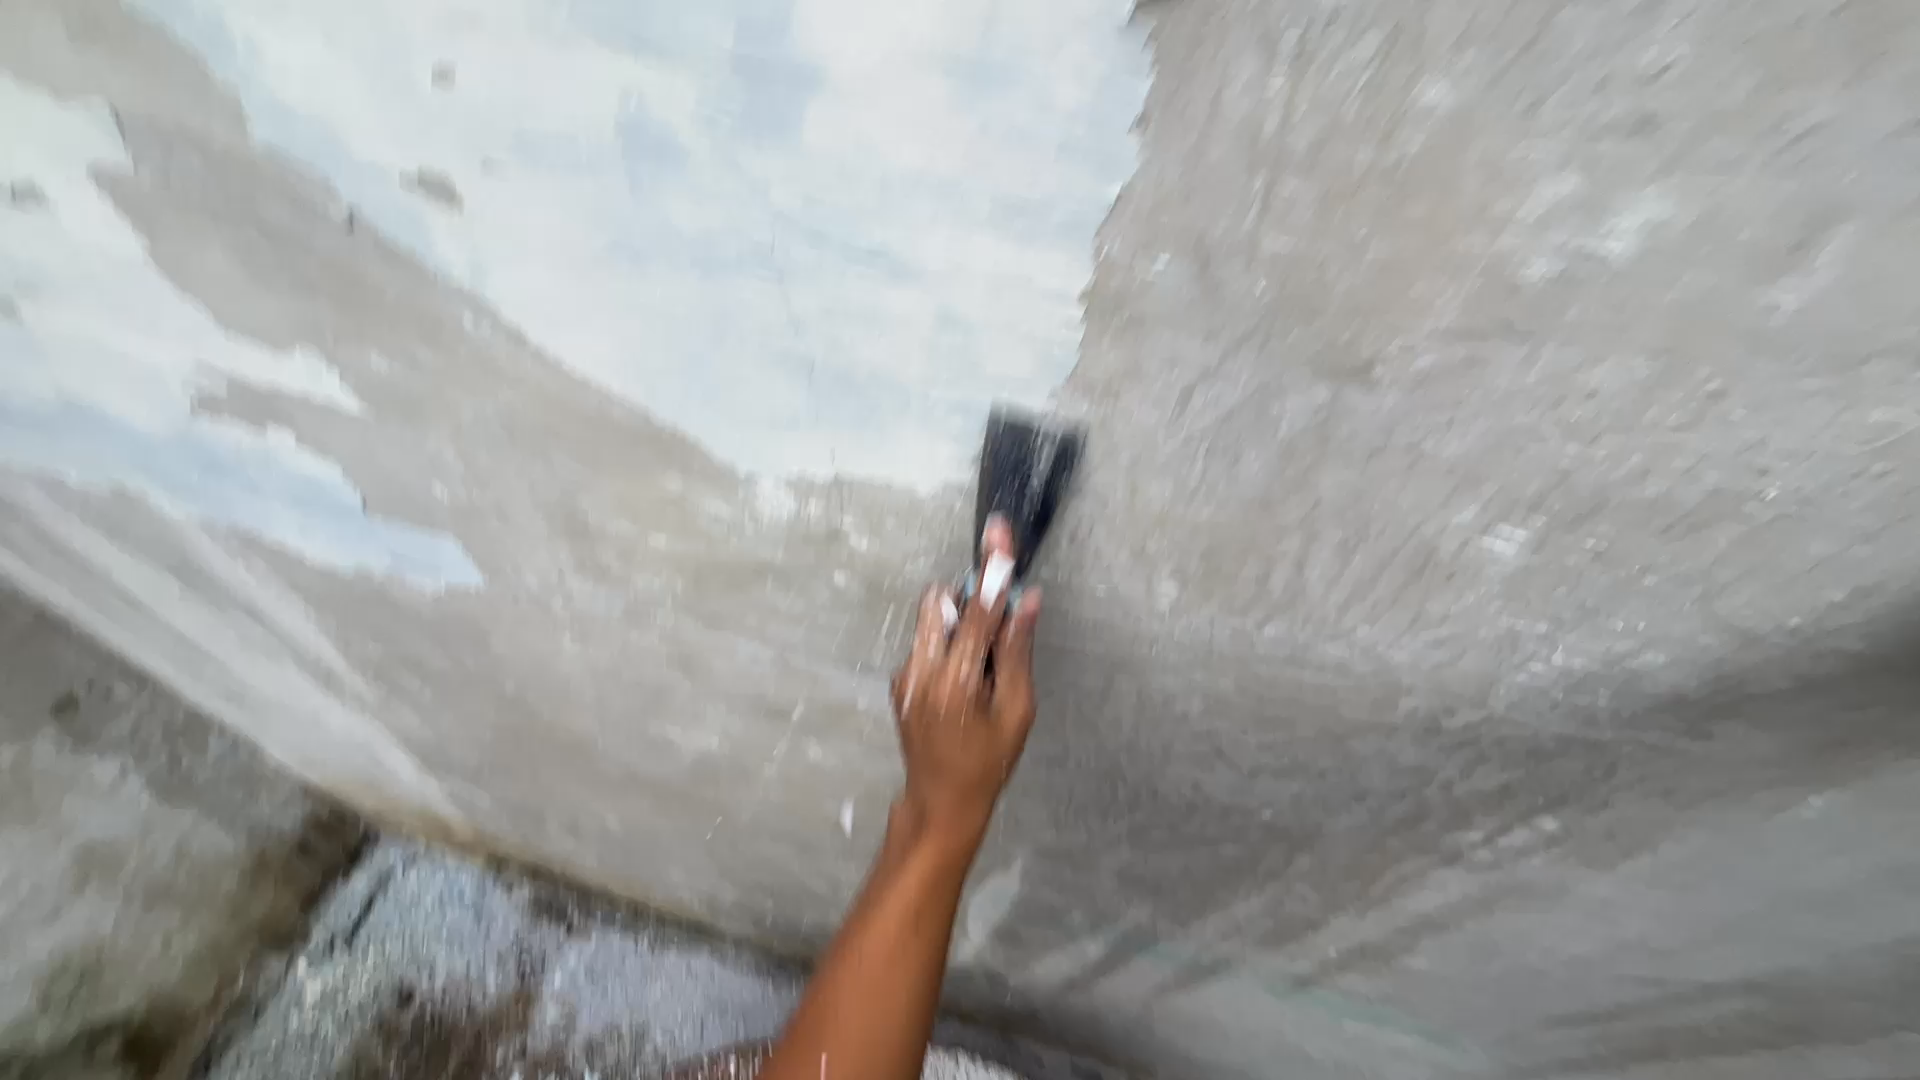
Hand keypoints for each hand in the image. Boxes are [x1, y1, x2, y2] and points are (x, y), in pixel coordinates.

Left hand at [889, 515, 1041, 843]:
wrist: (941, 800)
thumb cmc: (990, 760)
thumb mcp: (1017, 711)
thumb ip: (1018, 651)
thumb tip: (1027, 600)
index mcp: (957, 680)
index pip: (978, 612)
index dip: (992, 572)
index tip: (998, 535)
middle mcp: (922, 669)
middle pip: (940, 603)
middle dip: (967, 597)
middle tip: (994, 617)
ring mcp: (904, 675)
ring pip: (930, 620)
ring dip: (957, 621)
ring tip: (980, 659)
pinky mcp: (898, 681)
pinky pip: (925, 644)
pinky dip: (946, 645)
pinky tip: (962, 680)